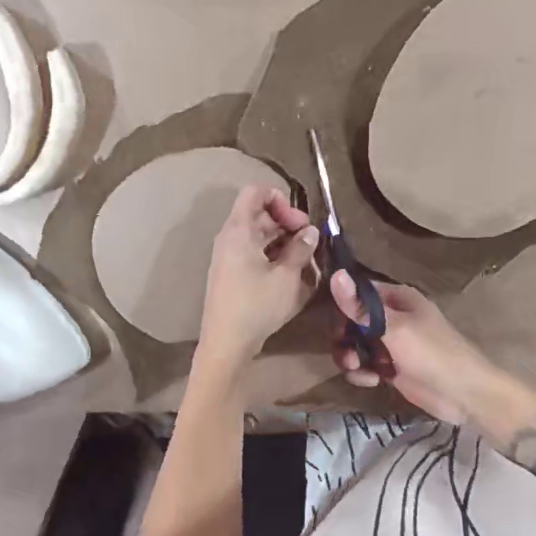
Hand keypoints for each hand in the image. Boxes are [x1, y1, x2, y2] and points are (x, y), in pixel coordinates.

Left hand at [198, 186, 319, 367]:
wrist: (226, 343)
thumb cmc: (256, 307)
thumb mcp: (286, 277)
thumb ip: (301, 249)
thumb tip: (310, 232)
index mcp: (238, 230)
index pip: (256, 192)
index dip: (281, 199)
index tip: (299, 222)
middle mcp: (229, 238)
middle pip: (259, 214)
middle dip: (287, 222)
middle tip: (310, 242)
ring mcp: (227, 256)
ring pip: (258, 235)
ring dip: (282, 241)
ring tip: (305, 259)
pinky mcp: (230, 273)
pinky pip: (252, 252)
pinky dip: (271, 254)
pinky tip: (289, 271)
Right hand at [330, 272, 492, 424]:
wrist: (465, 395)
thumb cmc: (432, 354)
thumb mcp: (393, 328)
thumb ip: (360, 306)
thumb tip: (335, 274)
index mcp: (397, 298)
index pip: (358, 292)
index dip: (342, 306)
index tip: (335, 324)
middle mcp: (392, 317)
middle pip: (352, 321)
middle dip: (344, 338)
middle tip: (346, 353)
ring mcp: (391, 343)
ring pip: (355, 344)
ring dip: (350, 357)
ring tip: (356, 368)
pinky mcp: (390, 367)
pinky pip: (365, 364)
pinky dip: (363, 372)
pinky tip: (372, 381)